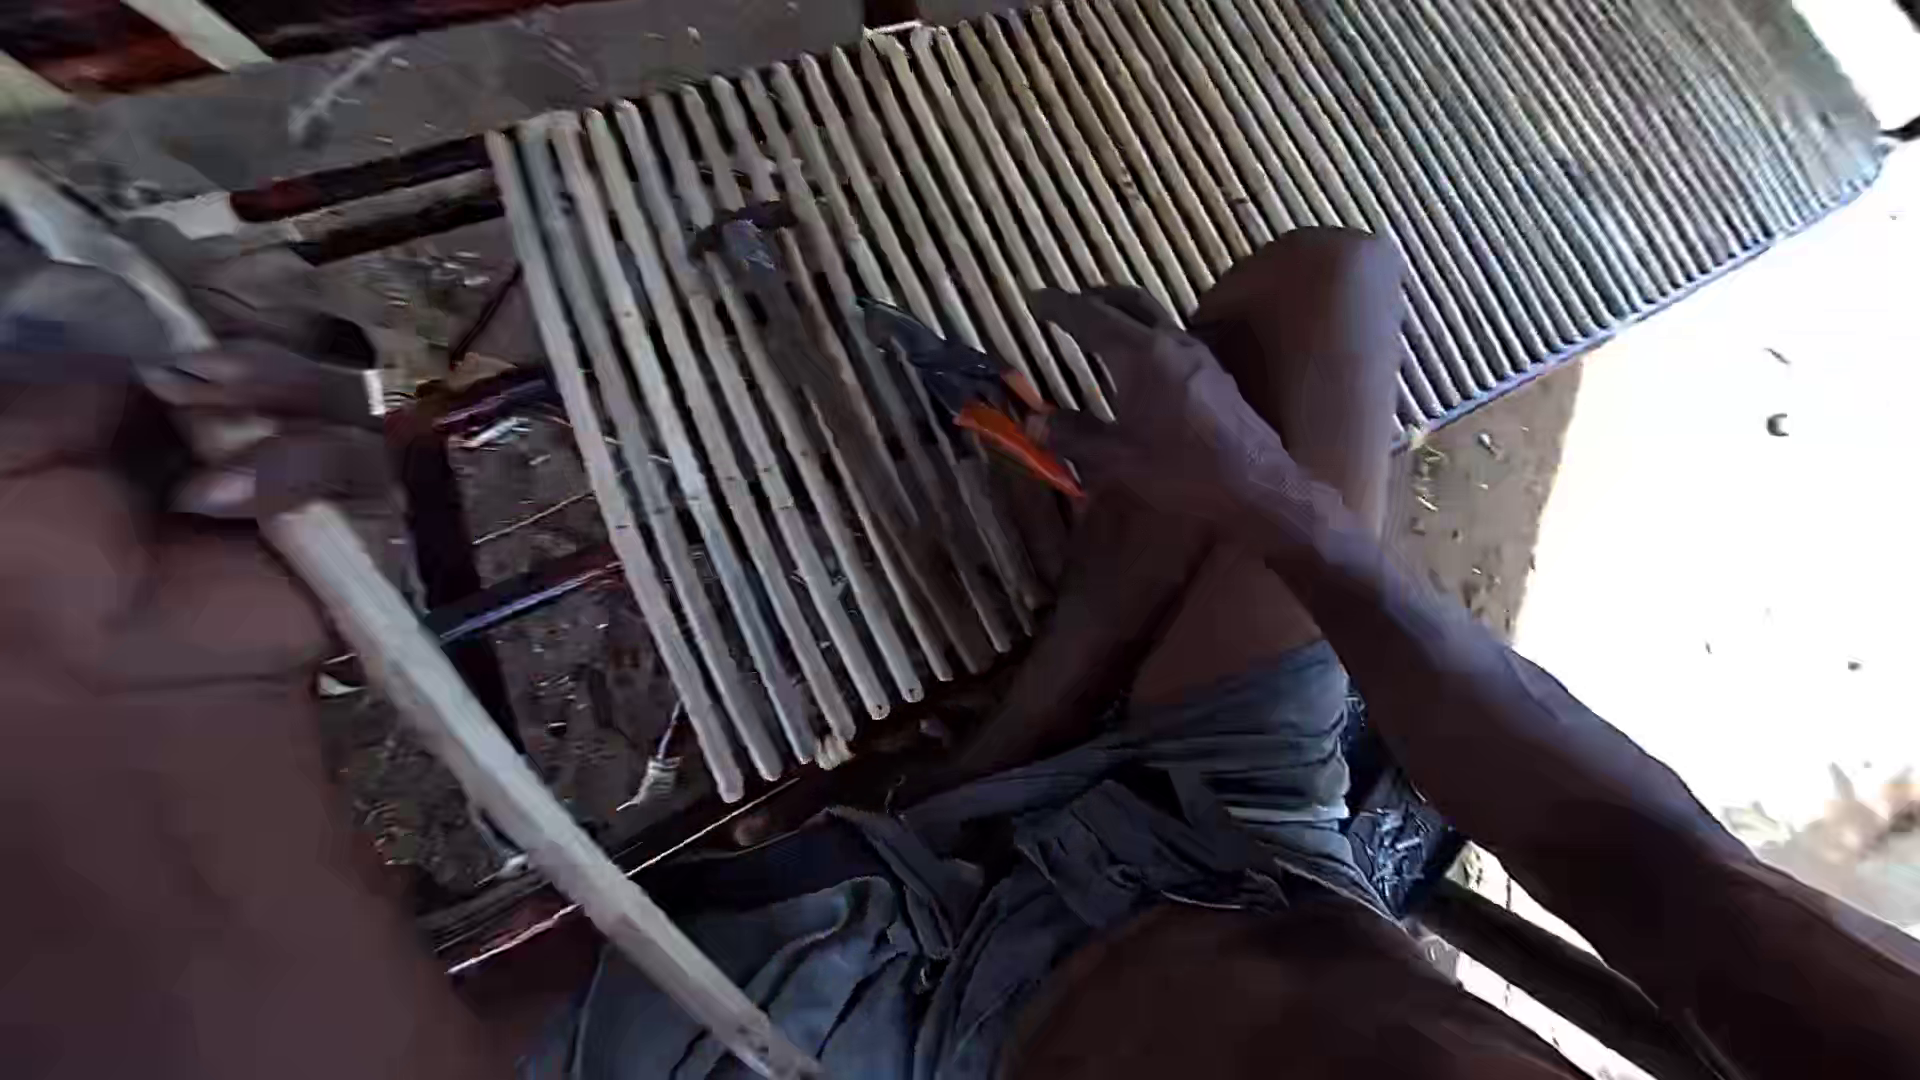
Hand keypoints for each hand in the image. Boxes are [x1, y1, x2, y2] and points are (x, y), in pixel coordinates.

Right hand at [1036, 285, 1312, 529]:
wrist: (1255, 484)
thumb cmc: (1182, 470)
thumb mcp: (1117, 459)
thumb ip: (1073, 436)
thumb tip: (1034, 423)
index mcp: (1140, 356)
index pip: (1090, 317)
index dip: (1058, 306)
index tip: (1035, 297)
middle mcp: (1170, 342)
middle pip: (1126, 301)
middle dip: (1091, 297)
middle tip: (1065, 303)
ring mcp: (1197, 353)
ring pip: (1151, 315)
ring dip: (1119, 312)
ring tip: (1096, 325)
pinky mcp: (1212, 371)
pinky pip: (1168, 335)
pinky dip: (1141, 332)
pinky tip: (1136, 360)